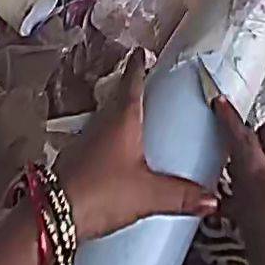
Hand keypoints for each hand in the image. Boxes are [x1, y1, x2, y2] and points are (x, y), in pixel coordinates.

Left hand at [56, 50, 217, 240]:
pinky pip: (100, 137)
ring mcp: (86, 138)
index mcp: (123, 118)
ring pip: (109, 117)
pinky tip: (121, 151)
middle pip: (120, 97)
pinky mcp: (77, 157)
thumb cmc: (103, 191)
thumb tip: (212, 198)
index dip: (138, 64)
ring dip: (122, 113)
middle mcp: (103, 122)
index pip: (132, 81)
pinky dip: (113, 136)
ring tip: (140, 118)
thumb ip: (181, 195)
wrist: (53, 214)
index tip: (143, 51)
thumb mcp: (147, 194)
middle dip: (135, 89)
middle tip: (151, 85)